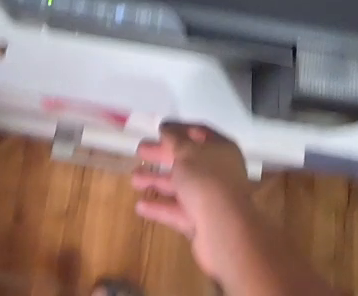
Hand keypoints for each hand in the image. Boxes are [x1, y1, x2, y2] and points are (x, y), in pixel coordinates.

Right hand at [130, 123, 257, 278]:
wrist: (223, 229)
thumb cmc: (206, 179)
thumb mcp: (186, 151)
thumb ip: (174, 138)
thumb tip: (166, 127)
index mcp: (221, 149)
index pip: (199, 132)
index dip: (179, 129)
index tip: (159, 128)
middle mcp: (218, 171)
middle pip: (187, 159)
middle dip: (163, 154)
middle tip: (140, 150)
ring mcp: (210, 198)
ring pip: (181, 185)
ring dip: (157, 180)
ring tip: (134, 178)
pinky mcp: (201, 221)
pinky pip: (178, 209)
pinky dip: (160, 207)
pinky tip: (140, 206)